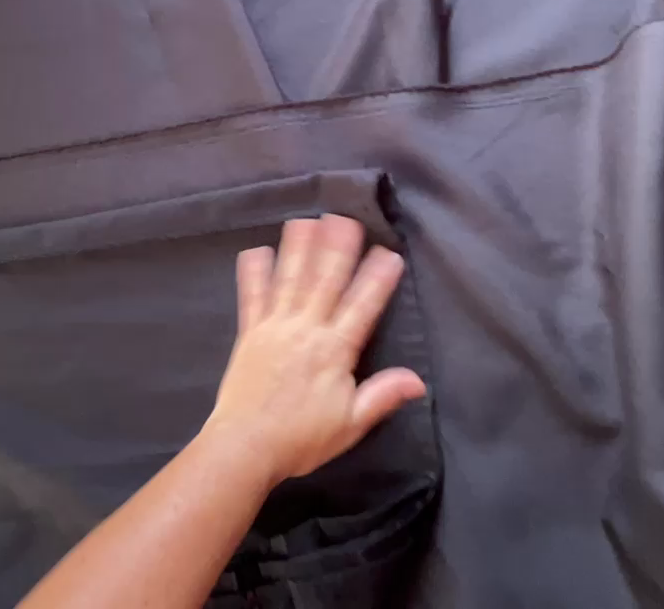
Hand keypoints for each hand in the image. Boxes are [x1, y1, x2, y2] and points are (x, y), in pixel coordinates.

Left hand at [201, 213, 427, 485]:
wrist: (245, 446)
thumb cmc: (301, 438)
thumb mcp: (350, 424)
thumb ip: (381, 396)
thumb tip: (418, 379)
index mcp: (334, 350)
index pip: (362, 307)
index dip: (378, 279)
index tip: (389, 252)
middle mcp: (306, 328)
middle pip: (325, 280)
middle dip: (338, 247)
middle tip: (346, 217)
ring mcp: (275, 325)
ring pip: (290, 278)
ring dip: (299, 247)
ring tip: (307, 220)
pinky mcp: (249, 330)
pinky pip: (252, 294)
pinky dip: (255, 271)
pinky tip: (257, 249)